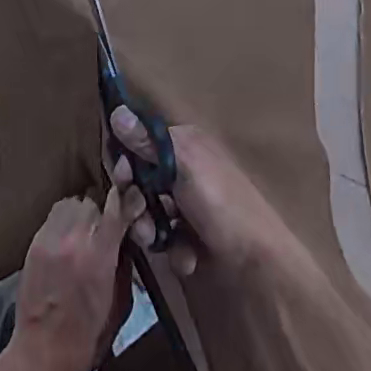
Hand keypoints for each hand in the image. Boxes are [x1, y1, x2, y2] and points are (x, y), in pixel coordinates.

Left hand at [0, 193, 131, 370]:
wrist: (43, 351)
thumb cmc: (89, 331)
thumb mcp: (120, 296)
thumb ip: (126, 256)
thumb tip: (131, 229)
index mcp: (100, 256)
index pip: (118, 206)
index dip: (129, 197)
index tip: (135, 196)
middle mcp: (74, 240)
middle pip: (95, 201)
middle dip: (104, 212)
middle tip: (105, 228)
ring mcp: (50, 239)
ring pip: (74, 202)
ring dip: (83, 213)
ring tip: (84, 231)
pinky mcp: (34, 242)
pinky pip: (55, 215)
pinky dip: (65, 220)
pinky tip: (67, 238)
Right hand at [109, 106, 294, 276]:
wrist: (254, 259)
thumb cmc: (220, 202)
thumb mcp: (183, 166)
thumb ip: (149, 143)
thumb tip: (116, 110)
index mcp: (185, 144)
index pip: (140, 145)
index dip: (126, 164)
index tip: (124, 179)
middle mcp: (183, 169)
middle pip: (138, 182)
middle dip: (134, 204)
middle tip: (142, 216)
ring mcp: (186, 203)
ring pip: (146, 213)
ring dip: (149, 230)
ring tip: (161, 241)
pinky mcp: (189, 234)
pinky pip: (164, 237)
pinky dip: (172, 248)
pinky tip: (187, 256)